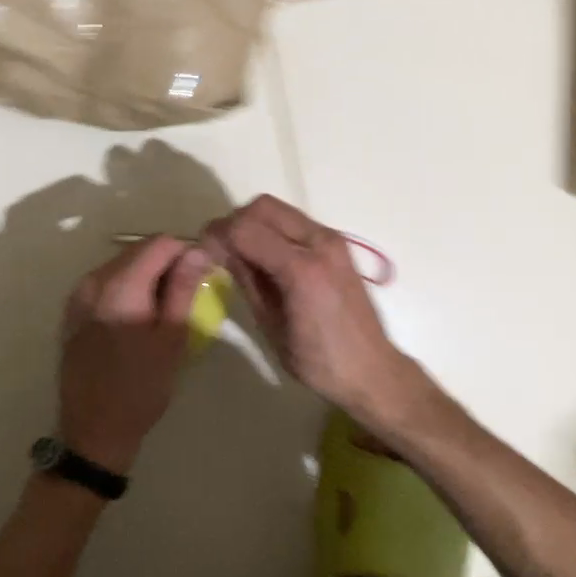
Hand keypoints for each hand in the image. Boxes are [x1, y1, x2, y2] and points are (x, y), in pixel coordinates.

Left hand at [57, 236, 214, 473]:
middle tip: (188, 294)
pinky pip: (105, 283)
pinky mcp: (72, 311)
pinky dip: (126, 288)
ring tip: (165, 309)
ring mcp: (78, 295)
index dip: (186, 252)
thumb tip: (199, 251)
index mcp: (119, 285)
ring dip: (146, 275)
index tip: (202, 276)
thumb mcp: (172, 339)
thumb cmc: (140, 388)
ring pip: (121, 265)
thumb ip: (184, 289)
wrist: (93, 430)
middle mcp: (93, 281)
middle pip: (137, 249)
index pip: (159, 243)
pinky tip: (138, 318)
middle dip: (166, 262)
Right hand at [202, 195, 421, 421]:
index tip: (203, 253)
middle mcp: (320, 243)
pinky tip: (266, 259)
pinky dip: (272, 230)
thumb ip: (246, 280)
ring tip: (242, 255)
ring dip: (254, 224)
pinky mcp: (336, 244)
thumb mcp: (271, 325)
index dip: (217, 236)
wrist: (372, 369)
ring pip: (278, 209)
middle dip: (235, 223)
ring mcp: (332, 240)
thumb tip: (220, 251)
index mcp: (302, 269)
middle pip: (262, 207)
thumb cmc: (318, 361)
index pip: (245, 229)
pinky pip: (294, 222)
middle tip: (221, 252)